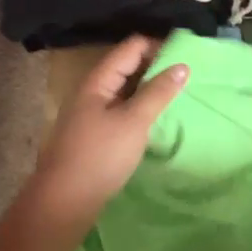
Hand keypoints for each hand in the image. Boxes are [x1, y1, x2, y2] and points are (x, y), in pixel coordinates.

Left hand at [27, 36, 187, 230]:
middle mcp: (93, 90)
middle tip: (189, 75)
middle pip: (129, 64)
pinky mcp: (96, 132)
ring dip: (151, 87)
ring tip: (180, 93)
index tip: (188, 56)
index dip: (159, 45)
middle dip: (158, 65)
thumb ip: (159, 92)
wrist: (62, 205)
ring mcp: (93, 112)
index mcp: (98, 80)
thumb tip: (183, 65)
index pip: (133, 46)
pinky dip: (142, 105)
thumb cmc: (99, 157)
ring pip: (127, 87)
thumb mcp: (134, 122)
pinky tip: (159, 116)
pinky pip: (124, 106)